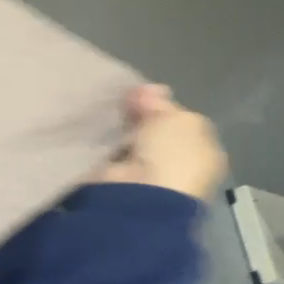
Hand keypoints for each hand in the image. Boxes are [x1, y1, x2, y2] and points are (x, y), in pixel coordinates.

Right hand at [95, 84, 225, 198]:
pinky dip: (93, 150)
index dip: (159, 109)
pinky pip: (101, 160)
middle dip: (133, 122)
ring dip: (112, 136)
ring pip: (124, 147)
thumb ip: (162, 104)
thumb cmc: (172, 155)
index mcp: (201, 149)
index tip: (136, 97)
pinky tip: (82, 137)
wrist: (140, 195)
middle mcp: (174, 164)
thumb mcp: (177, 120)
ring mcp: (142, 177)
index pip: (179, 123)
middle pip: (149, 135)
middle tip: (113, 105)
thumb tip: (149, 88)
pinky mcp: (111, 186)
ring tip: (92, 118)